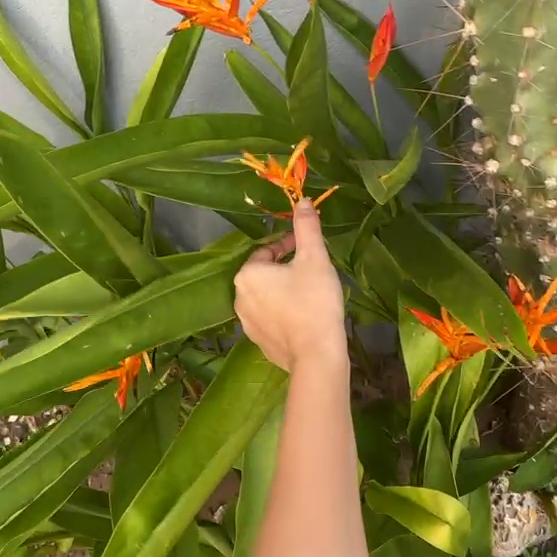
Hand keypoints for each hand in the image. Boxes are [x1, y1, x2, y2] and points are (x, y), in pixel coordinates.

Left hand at [234, 199, 346, 375]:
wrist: (316, 355)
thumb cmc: (314, 301)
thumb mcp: (314, 258)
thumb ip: (307, 227)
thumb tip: (301, 200)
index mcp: (247, 274)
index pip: (267, 251)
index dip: (289, 245)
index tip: (308, 247)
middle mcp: (239, 297)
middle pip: (264, 273)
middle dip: (285, 267)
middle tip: (312, 269)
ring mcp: (246, 323)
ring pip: (266, 296)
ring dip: (284, 289)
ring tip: (310, 291)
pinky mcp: (258, 342)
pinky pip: (270, 318)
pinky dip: (283, 312)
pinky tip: (304, 315)